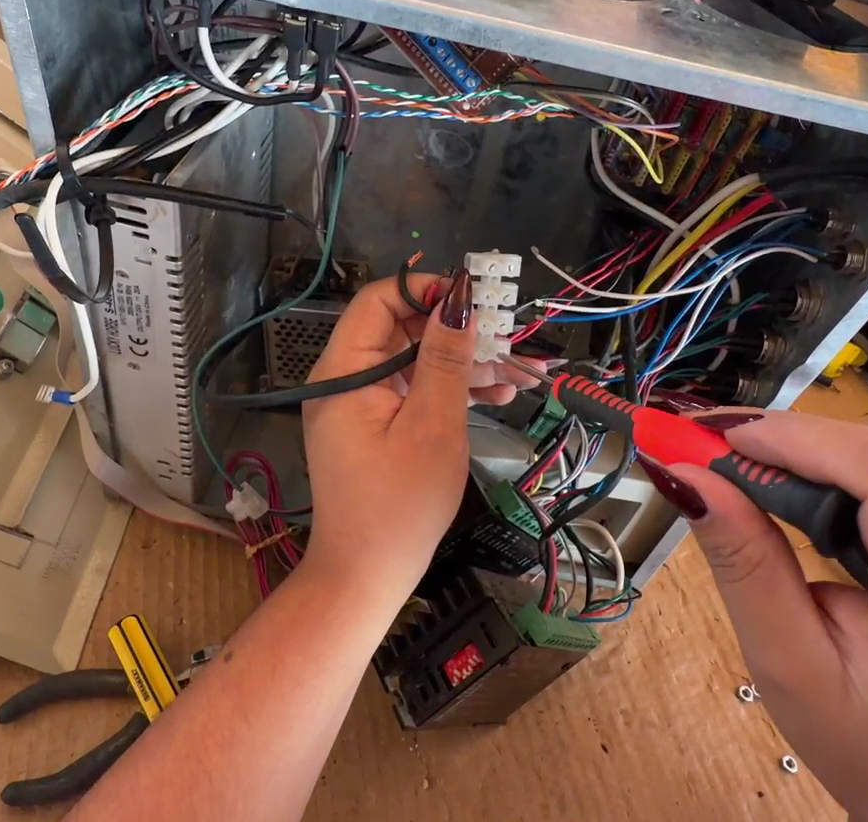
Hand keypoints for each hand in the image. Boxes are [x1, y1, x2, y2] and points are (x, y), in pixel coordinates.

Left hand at [299, 270, 535, 592]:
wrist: (367, 576)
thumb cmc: (399, 505)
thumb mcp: (432, 427)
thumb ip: (445, 359)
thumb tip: (459, 300)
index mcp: (344, 371)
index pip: (378, 301)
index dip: (426, 291)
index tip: (474, 299)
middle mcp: (348, 378)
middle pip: (404, 330)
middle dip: (460, 331)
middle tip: (512, 337)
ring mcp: (363, 402)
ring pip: (418, 360)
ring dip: (467, 362)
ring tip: (524, 370)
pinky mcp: (379, 424)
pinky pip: (417, 390)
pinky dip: (454, 390)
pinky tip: (500, 392)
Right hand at [666, 413, 867, 821]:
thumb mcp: (788, 667)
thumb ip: (744, 563)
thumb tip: (689, 477)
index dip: (798, 438)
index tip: (720, 437)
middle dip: (793, 446)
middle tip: (713, 451)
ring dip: (817, 462)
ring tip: (750, 479)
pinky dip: (849, 482)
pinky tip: (807, 503)